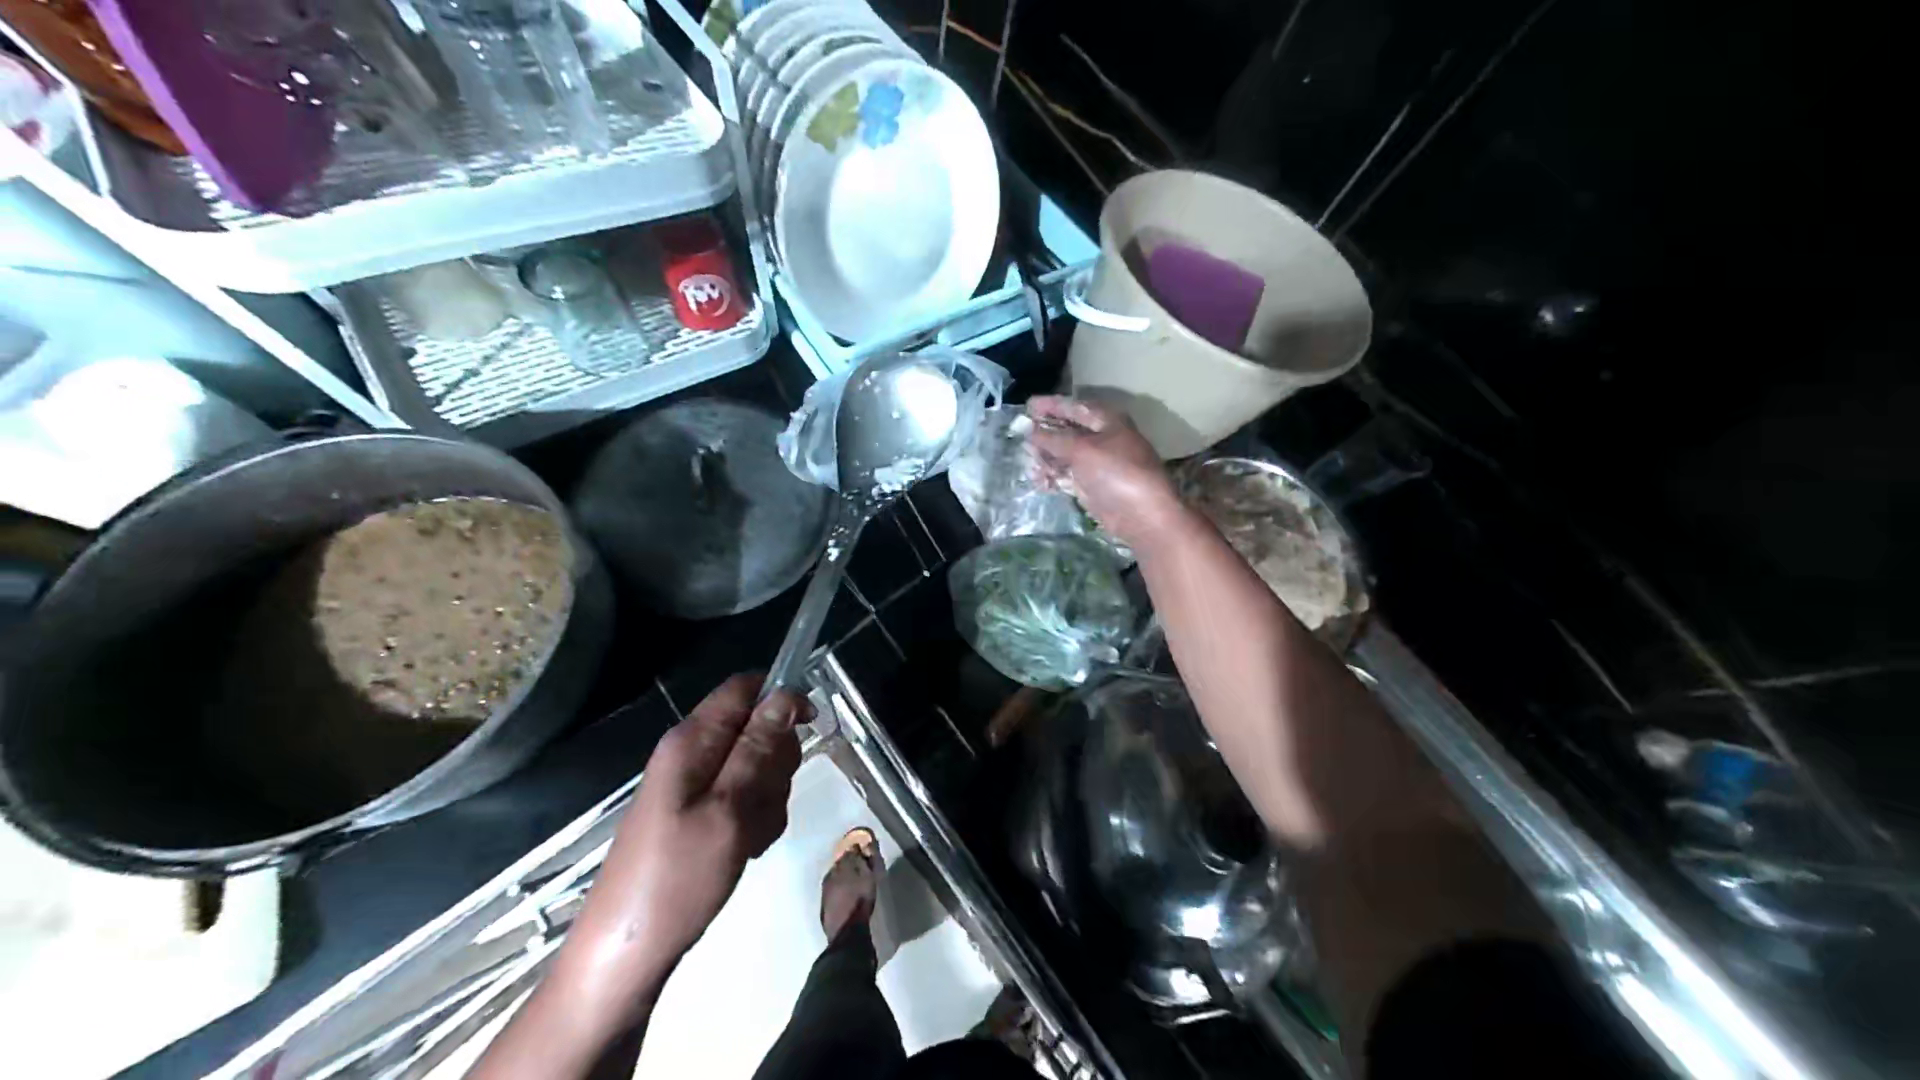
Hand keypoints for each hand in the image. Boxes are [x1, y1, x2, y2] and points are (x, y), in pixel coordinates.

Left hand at [566, 675, 806, 987]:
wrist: (628, 954)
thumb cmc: (677, 878)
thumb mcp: (729, 809)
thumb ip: (758, 749)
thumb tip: (786, 693)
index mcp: (692, 741)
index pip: (744, 688)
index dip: (781, 698)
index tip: (809, 730)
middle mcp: (693, 754)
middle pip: (757, 728)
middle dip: (776, 761)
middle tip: (765, 801)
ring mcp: (695, 787)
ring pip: (757, 767)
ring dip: (768, 797)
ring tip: (751, 836)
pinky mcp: (700, 816)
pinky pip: (745, 800)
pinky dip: (755, 820)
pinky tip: (746, 849)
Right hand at [1027, 395, 1185, 552]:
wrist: (1142, 515)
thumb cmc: (1117, 473)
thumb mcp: (1083, 450)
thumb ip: (1054, 439)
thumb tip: (1030, 432)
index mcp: (1107, 421)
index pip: (1075, 407)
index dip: (1051, 405)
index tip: (1028, 405)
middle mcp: (1102, 439)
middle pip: (1067, 432)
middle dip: (1045, 435)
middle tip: (1022, 438)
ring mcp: (1097, 464)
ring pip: (1064, 455)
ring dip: (1046, 458)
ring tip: (1029, 464)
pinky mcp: (1092, 486)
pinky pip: (1066, 476)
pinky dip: (1052, 477)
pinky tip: (1039, 481)